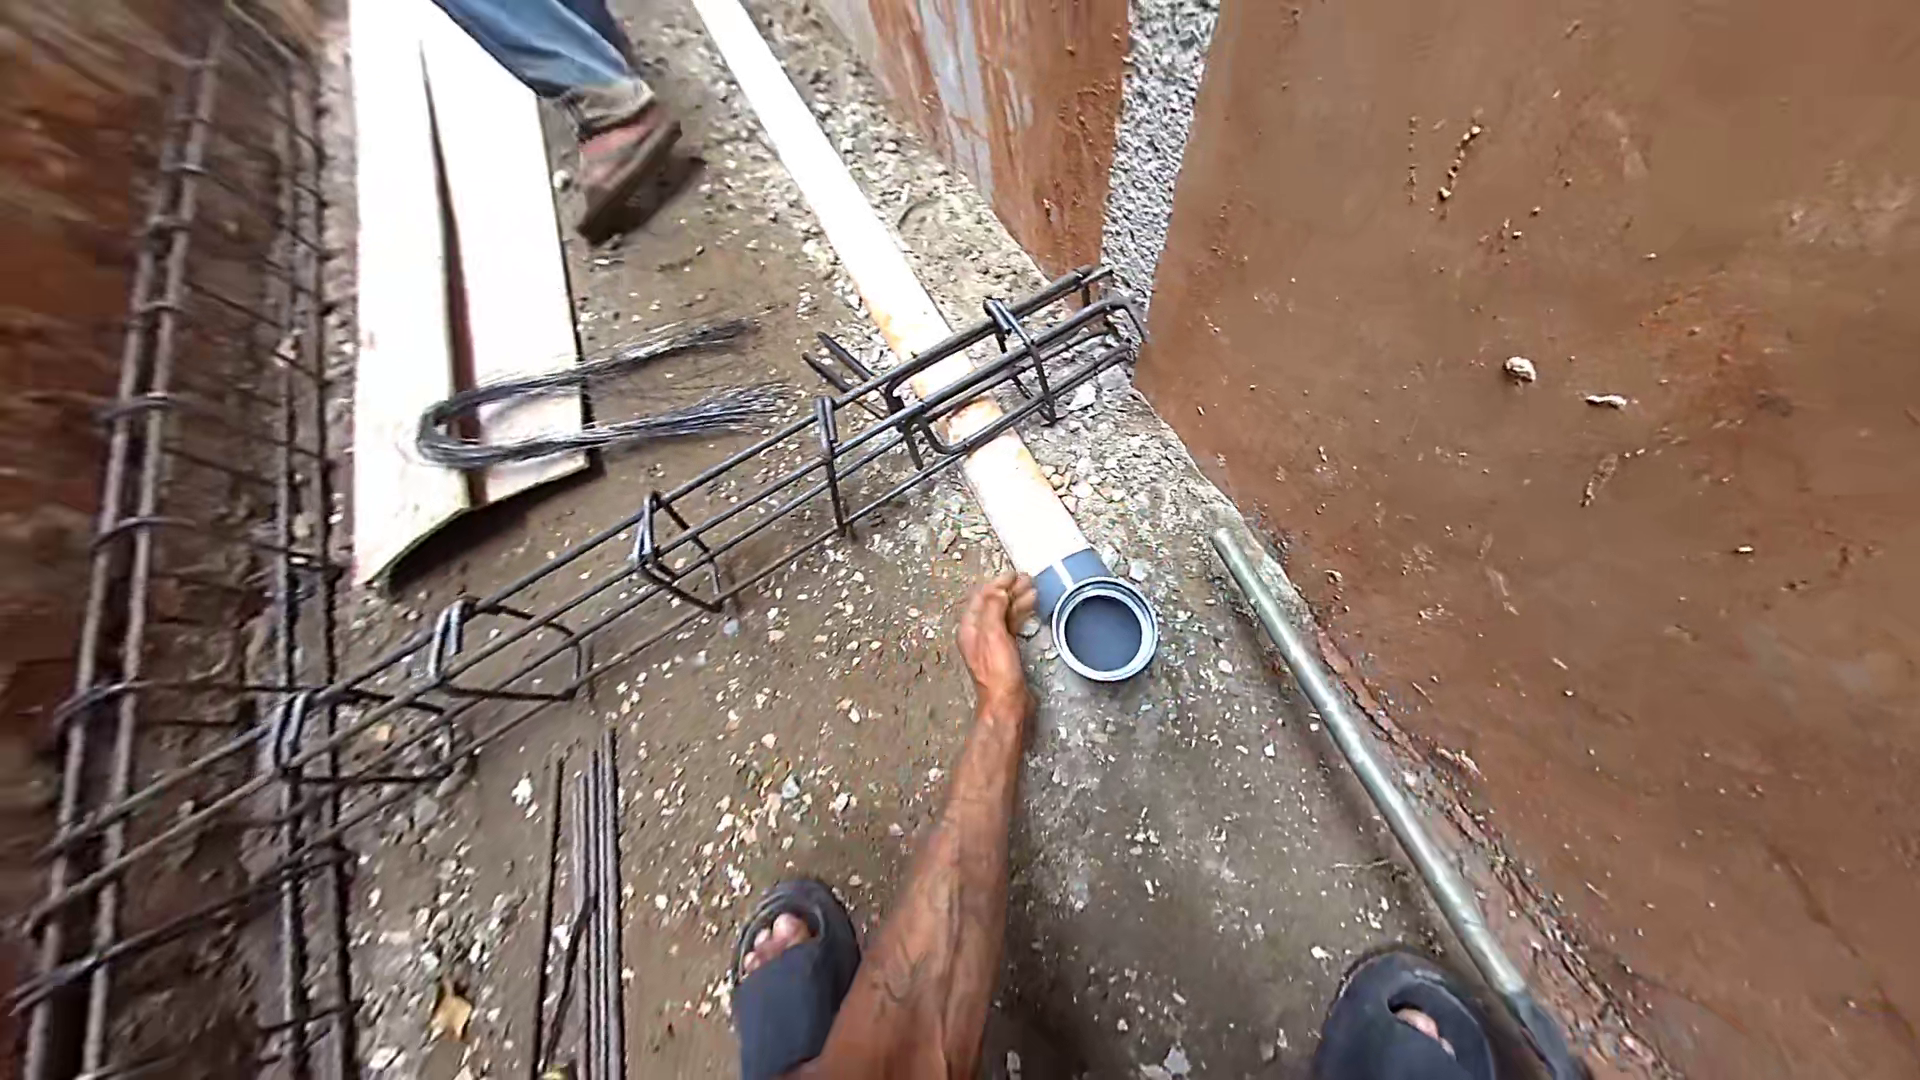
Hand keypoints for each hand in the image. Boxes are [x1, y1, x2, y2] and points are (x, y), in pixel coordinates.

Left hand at [956, 572, 1036, 721]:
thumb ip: (994, 609)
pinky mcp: (1005, 650)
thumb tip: (998, 590)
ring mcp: (992, 642)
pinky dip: (1021, 613)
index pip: (982, 596)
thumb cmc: (998, 673)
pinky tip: (1031, 607)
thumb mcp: (994, 635)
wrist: (1007, 702)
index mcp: (970, 628)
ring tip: (1033, 589)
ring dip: (1017, 599)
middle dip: (1009, 589)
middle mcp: (978, 633)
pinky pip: (1012, 624)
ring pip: (1004, 613)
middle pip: (993, 603)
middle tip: (1027, 579)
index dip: (998, 583)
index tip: (1013, 574)